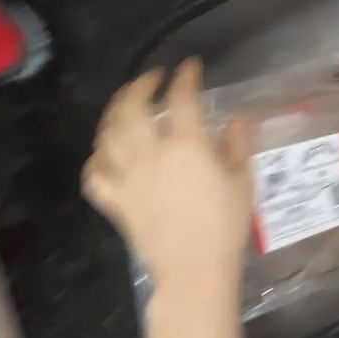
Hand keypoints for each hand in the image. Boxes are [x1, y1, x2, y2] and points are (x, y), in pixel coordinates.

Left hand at [84, 58, 251, 296]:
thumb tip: (233, 123)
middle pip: (132, 109)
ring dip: (114, 113)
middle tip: (151, 78)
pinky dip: (97, 158)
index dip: (185, 78)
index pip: (181, 99)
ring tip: (125, 105)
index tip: (190, 67)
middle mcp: (150, 155)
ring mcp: (127, 178)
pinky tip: (106, 153)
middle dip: (139, 86)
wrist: (194, 269)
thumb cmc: (226, 224)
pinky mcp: (115, 202)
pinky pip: (95, 174)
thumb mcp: (243, 180)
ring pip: (107, 136)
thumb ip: (236, 147)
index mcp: (186, 146)